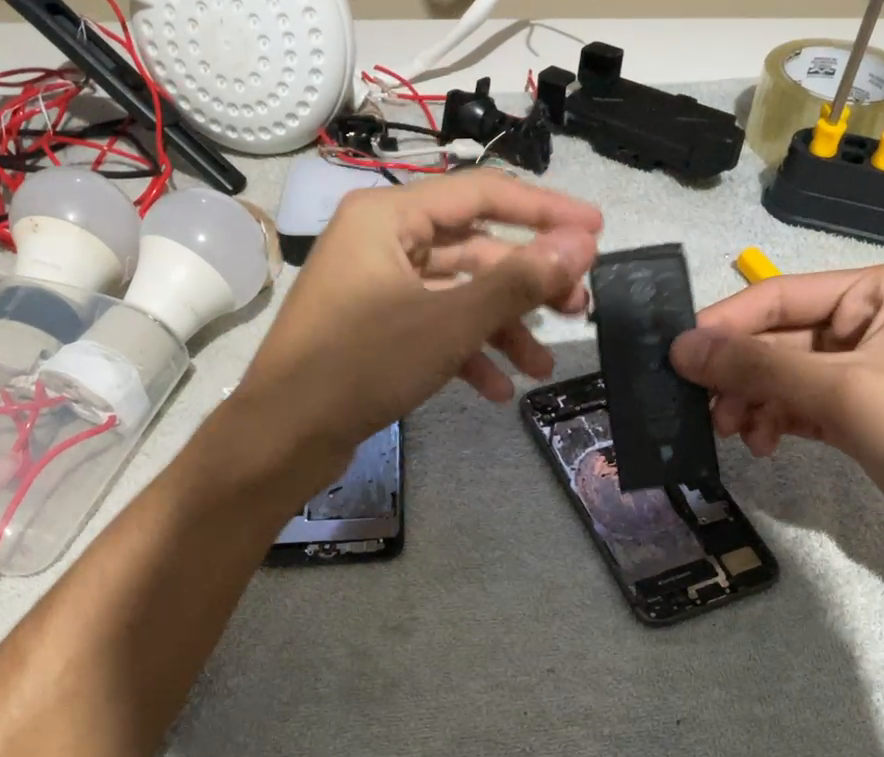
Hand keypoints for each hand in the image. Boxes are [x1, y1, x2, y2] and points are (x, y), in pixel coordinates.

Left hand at [235, 169, 600, 470]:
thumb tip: (581, 244)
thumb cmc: (362, 364)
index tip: (597, 231)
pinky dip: (465, 353)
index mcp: (388, 215)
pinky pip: (432, 328)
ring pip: (456, 296)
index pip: (483, 195)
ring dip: (501, 330)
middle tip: (577, 309)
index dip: (545, 212)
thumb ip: (518, 281)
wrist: (286, 435)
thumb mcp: (450, 322)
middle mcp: (380, 241)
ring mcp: (374, 288)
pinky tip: (496, 391)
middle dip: (526, 286)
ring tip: (540, 367)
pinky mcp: (372, 330)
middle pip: (473, 250)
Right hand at [670, 264, 883, 545]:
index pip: (780, 298)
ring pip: (783, 379)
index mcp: (877, 291)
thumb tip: (682, 348)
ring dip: (753, 404)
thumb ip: (759, 368)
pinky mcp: (857, 414)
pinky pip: (798, 408)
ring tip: (735, 434)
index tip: (674, 358)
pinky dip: (775, 423)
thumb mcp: (843, 389)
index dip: (725, 326)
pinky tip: (764, 445)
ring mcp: (862, 371)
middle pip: (778, 341)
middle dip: (739, 376)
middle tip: (702, 410)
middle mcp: (868, 322)